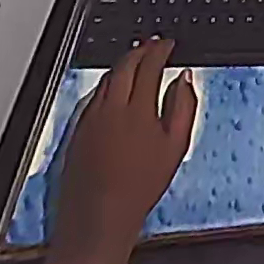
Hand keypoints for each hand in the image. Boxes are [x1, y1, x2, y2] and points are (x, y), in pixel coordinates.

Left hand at [31, 38, 196, 263]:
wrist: (99, 219)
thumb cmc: (139, 188)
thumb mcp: (175, 147)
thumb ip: (183, 106)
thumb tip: (184, 79)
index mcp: (138, 109)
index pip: (149, 64)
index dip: (160, 49)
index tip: (168, 44)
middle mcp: (111, 107)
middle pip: (125, 64)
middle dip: (141, 50)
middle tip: (153, 45)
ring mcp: (92, 116)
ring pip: (108, 77)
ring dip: (124, 63)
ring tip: (137, 60)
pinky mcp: (79, 128)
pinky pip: (95, 94)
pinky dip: (109, 83)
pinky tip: (117, 88)